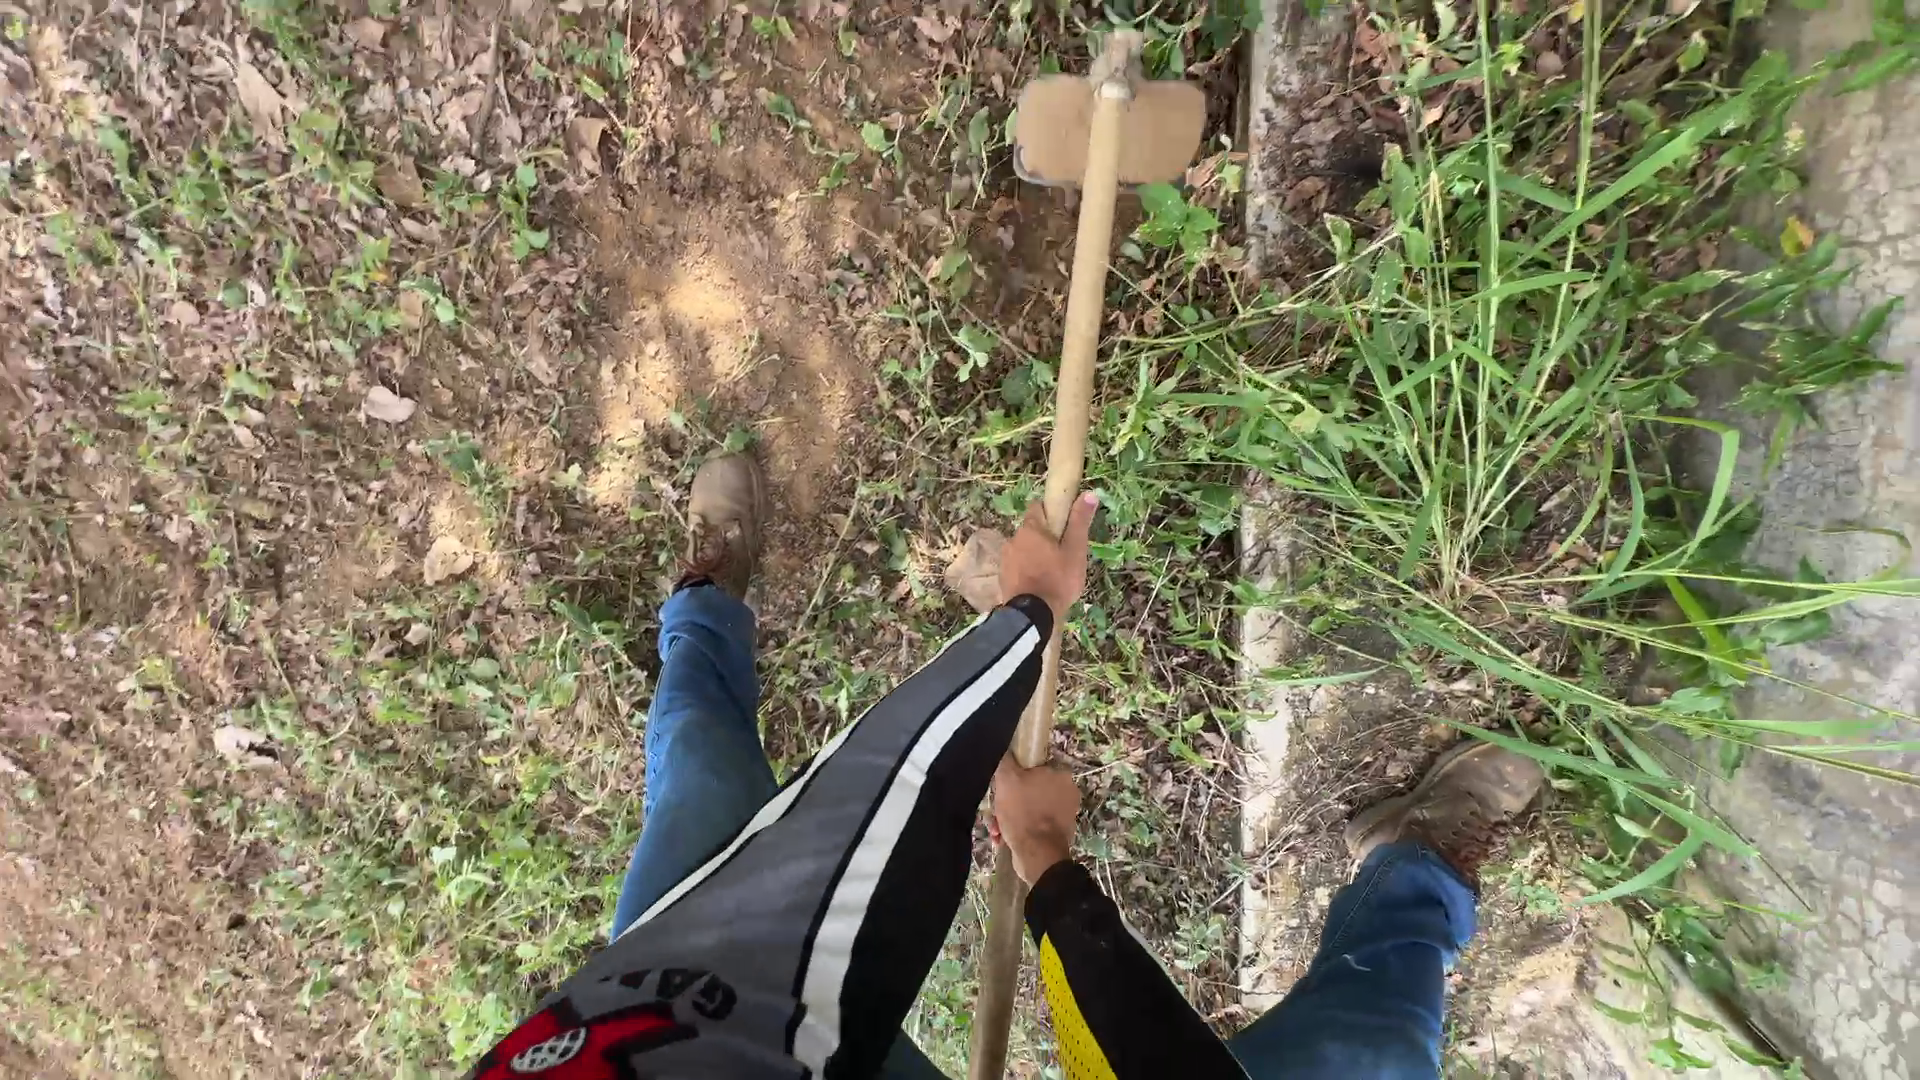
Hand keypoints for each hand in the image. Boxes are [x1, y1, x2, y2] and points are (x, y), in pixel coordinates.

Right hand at [990, 756, 1080, 884]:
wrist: (1037, 855)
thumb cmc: (1023, 811)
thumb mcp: (1007, 779)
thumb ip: (1006, 760)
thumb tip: (1006, 748)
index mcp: (1060, 774)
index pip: (1033, 767)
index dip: (1014, 776)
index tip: (1002, 787)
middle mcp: (1067, 792)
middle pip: (1029, 789)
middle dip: (1010, 801)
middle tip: (997, 810)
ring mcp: (1064, 814)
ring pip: (1029, 808)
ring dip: (1010, 817)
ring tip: (996, 828)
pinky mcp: (1058, 834)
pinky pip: (1034, 825)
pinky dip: (1018, 830)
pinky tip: (1003, 838)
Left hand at [997, 492, 1097, 620]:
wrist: (1032, 614)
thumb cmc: (1058, 579)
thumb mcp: (1075, 550)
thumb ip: (1080, 521)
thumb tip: (1089, 493)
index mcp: (1030, 528)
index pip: (1037, 507)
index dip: (1051, 512)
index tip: (1064, 525)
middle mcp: (1013, 538)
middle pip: (1031, 530)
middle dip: (1044, 537)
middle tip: (1063, 554)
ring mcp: (1005, 558)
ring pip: (1023, 549)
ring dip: (1035, 555)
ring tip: (1052, 573)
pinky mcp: (1003, 576)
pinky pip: (1017, 566)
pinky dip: (1027, 570)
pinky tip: (1039, 583)